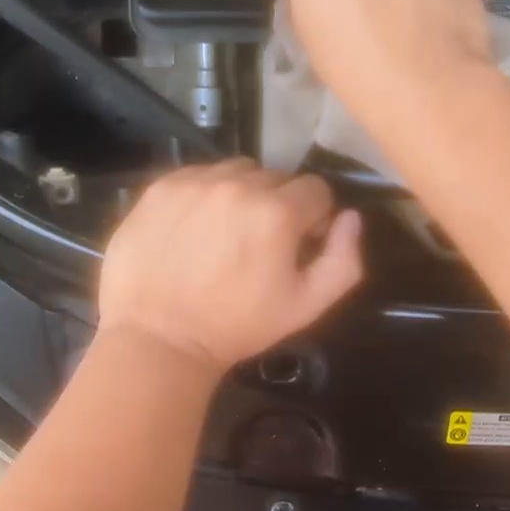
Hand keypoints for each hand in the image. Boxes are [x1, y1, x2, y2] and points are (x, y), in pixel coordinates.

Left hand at [97, 159, 362, 375]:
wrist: (158, 339)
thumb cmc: (237, 326)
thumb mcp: (307, 306)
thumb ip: (343, 260)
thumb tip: (351, 218)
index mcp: (278, 212)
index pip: (316, 189)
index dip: (314, 218)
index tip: (298, 244)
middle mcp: (238, 185)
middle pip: (276, 177)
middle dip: (277, 204)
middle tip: (259, 243)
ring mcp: (195, 182)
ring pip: (237, 171)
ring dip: (242, 193)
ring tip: (225, 232)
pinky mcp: (160, 187)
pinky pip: (198, 174)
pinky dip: (204, 193)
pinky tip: (195, 227)